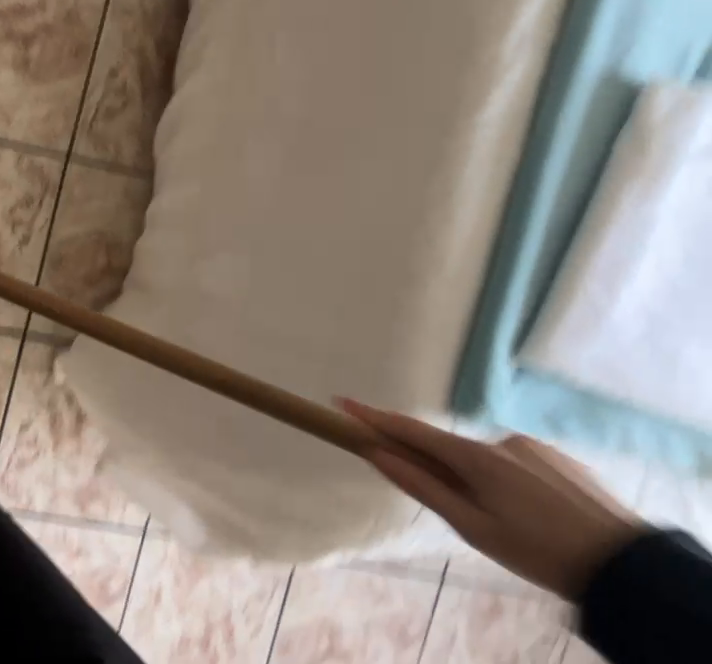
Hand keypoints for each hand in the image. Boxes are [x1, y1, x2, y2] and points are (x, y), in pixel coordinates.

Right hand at [339, 399, 646, 599]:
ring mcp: (535, 449)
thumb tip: (376, 453)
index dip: (372, 417)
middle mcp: (501, 442)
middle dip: (443, 470)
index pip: (409, 430)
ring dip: (482, 480)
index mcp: (475, 458)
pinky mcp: (563, 461)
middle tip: (463, 511)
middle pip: (451, 449)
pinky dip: (512, 482)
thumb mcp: (471, 528)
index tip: (340, 402)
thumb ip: (421, 486)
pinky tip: (535, 515)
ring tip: (512, 523)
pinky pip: (518, 464)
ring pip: (487, 459)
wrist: (632, 570)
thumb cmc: (539, 552)